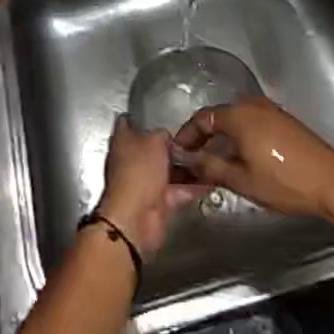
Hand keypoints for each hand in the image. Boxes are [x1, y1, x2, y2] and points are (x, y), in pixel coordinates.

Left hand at [97, 116, 208, 256]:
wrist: (136, 218)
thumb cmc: (139, 171)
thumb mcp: (154, 141)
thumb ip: (163, 135)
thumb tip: (166, 137)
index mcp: (123, 141)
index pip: (127, 122)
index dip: (140, 118)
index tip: (158, 115)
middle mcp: (131, 160)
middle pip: (152, 148)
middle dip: (171, 144)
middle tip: (193, 138)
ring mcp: (144, 182)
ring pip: (167, 170)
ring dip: (185, 167)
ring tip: (207, 157)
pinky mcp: (158, 203)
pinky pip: (178, 190)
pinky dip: (192, 187)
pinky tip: (210, 180)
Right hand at [172, 95, 333, 224]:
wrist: (333, 183)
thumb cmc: (284, 182)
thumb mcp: (241, 180)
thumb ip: (209, 166)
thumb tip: (186, 159)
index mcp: (238, 114)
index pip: (201, 118)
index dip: (186, 136)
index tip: (177, 154)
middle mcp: (251, 104)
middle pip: (217, 116)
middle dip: (202, 137)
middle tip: (192, 159)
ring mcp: (269, 110)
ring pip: (234, 119)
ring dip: (220, 137)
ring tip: (212, 160)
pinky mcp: (283, 120)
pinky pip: (250, 122)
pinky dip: (238, 136)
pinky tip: (239, 156)